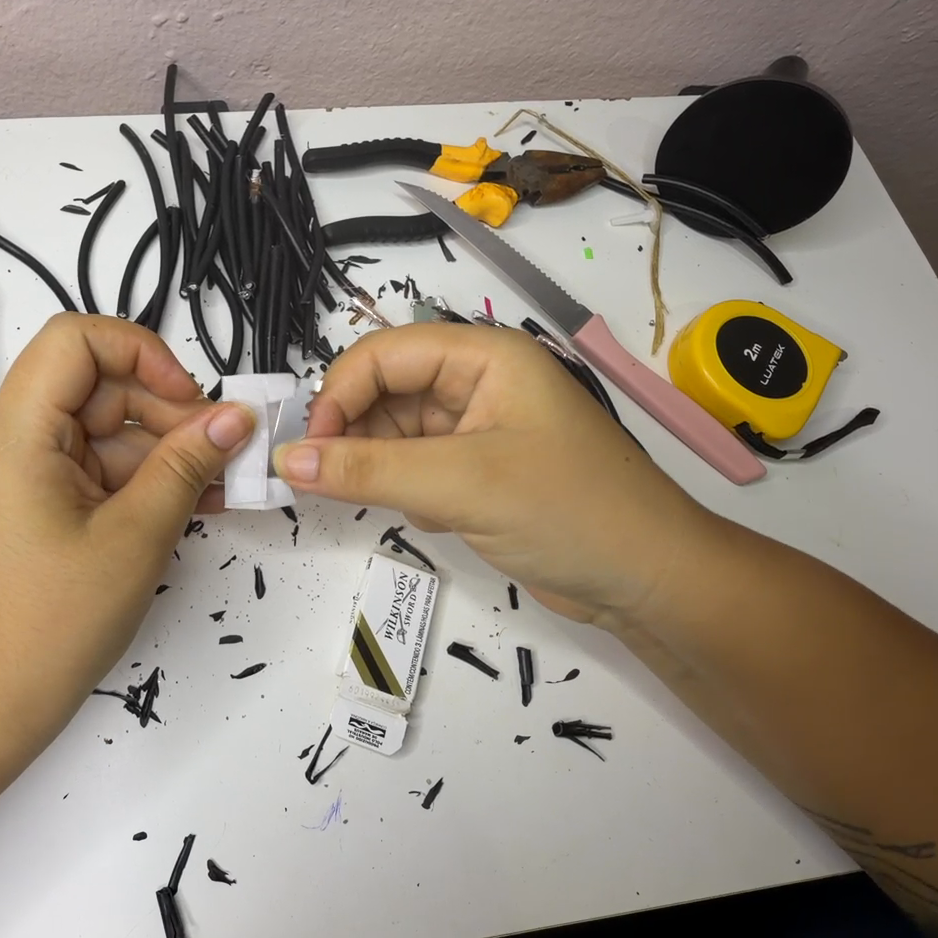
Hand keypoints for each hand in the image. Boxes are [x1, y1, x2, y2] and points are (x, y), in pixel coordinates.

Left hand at [0, 314, 253, 737]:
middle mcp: (13, 438)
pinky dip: (145, 477)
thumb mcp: (136, 536)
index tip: (187, 398)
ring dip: (165, 448)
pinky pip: (99, 466)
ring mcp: (26, 470)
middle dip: (166, 410)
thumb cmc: (56, 621)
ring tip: (223, 483)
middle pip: (98, 385)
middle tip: (223, 450)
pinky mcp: (41, 499)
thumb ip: (188, 465)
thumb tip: (238, 416)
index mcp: (17, 433)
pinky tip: (197, 499)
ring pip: (106, 427)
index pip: (75, 340)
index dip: (139, 353)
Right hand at [275, 323, 720, 626]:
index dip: (339, 393)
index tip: (308, 449)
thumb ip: (367, 470)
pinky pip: (416, 465)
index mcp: (484, 356)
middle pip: (387, 390)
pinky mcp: (480, 471)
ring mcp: (480, 429)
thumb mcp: (460, 485)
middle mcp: (479, 382)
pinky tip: (430, 518)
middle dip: (353, 433)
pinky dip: (405, 489)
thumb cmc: (567, 511)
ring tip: (380, 502)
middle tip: (322, 480)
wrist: (652, 583)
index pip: (385, 355)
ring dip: (378, 465)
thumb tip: (285, 459)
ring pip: (397, 432)